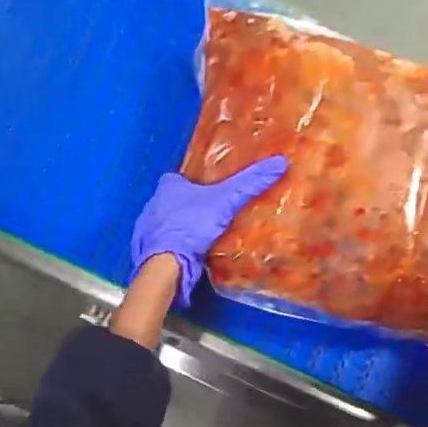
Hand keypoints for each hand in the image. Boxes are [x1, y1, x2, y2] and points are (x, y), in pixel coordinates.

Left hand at [129, 155, 288, 309]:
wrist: (166, 264)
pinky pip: (164, 247)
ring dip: (182, 230)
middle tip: (211, 214)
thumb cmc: (192, 225)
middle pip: (173, 202)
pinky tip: (189, 255)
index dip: (194, 183)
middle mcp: (152, 205)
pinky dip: (175, 249)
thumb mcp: (226, 200)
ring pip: (168, 225)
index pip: (179, 177)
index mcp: (167, 186)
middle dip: (189, 207)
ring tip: (204, 236)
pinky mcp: (148, 253)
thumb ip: (250, 184)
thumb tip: (280, 163)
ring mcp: (147, 231)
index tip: (210, 190)